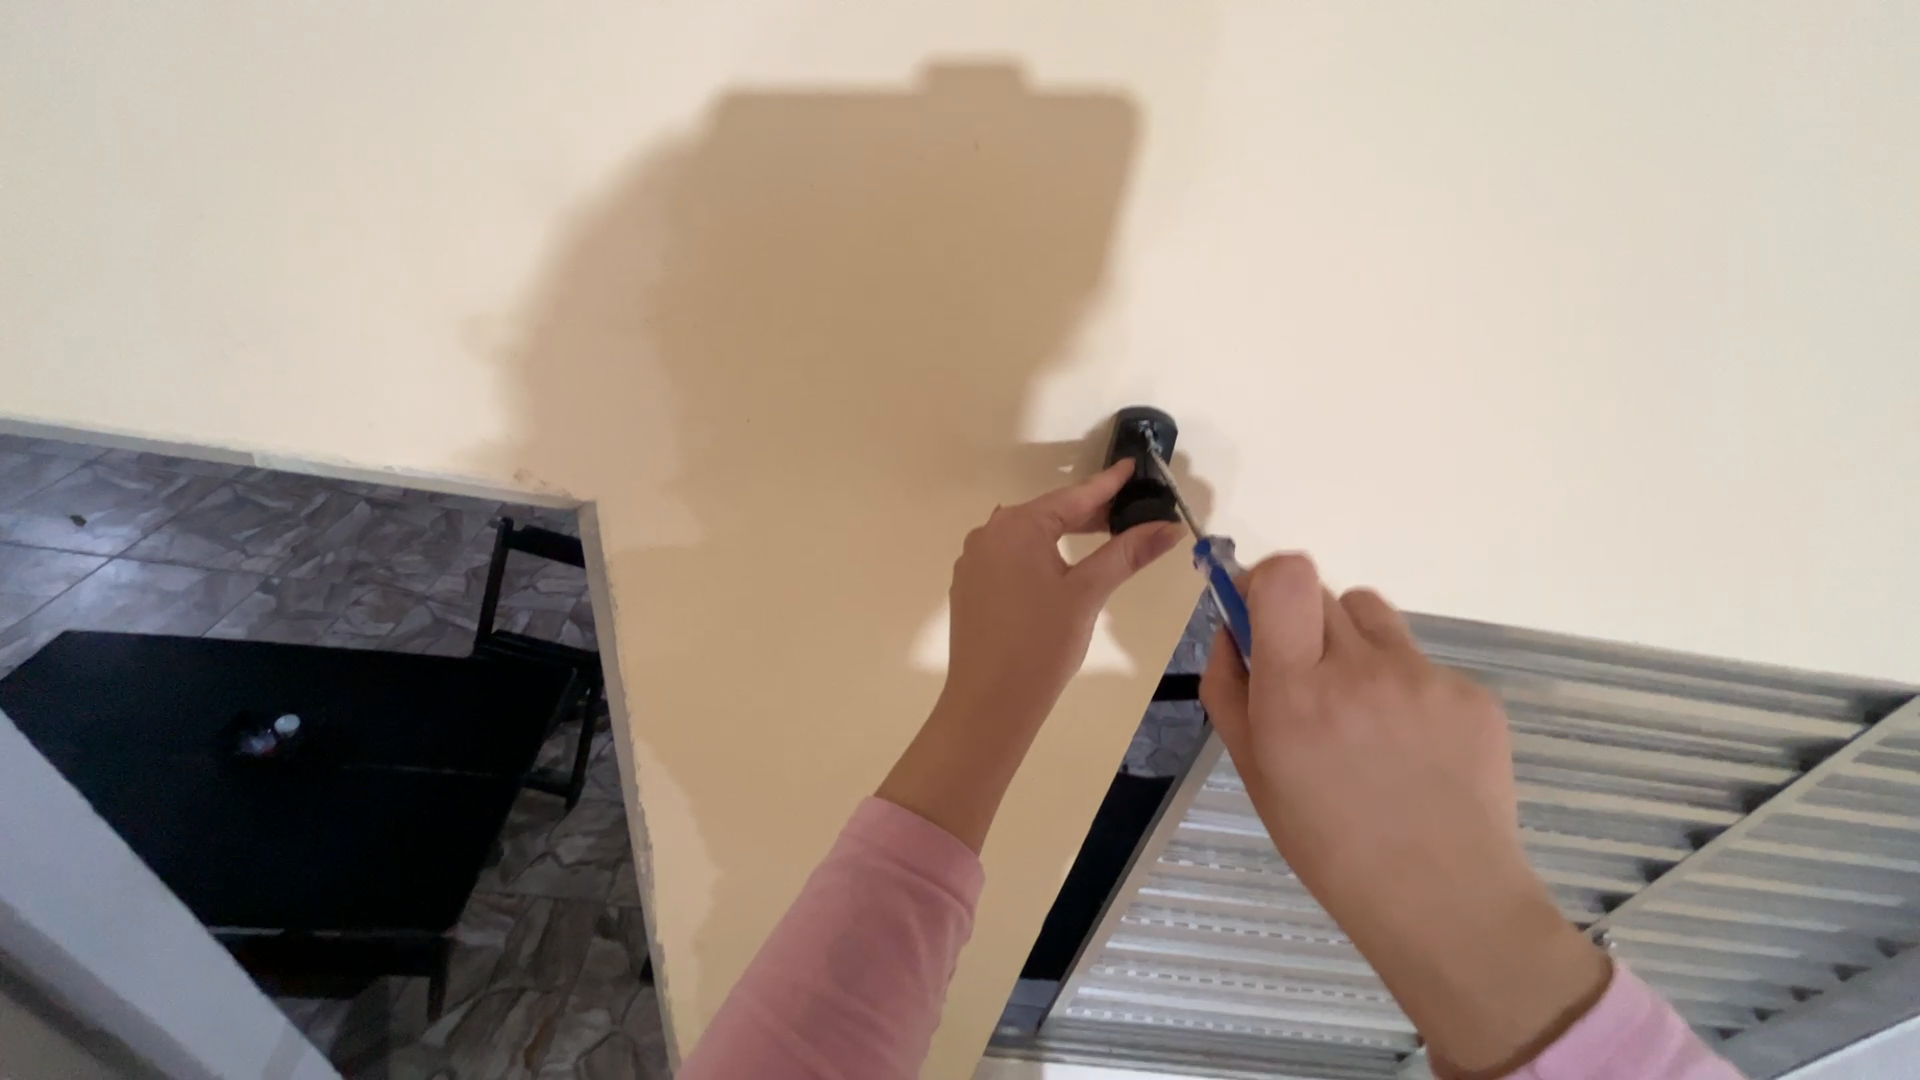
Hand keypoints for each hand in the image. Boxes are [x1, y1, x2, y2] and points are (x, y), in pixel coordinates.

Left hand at [940, 460, 1184, 724]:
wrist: (989, 701)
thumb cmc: (1042, 643)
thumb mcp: (1088, 593)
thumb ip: (1126, 554)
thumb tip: (1170, 527)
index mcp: (1016, 526)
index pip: (1073, 497)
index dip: (1108, 484)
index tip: (1132, 467)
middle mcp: (988, 533)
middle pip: (1048, 514)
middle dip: (1088, 514)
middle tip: (1129, 512)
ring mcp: (973, 560)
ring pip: (1028, 537)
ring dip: (1063, 535)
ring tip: (1102, 539)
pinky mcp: (969, 586)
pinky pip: (1010, 558)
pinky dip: (1039, 555)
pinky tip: (1060, 570)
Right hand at [1200, 554, 1608, 1078]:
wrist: (1441, 899)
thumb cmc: (1323, 838)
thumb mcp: (1251, 766)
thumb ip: (1227, 686)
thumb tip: (1229, 629)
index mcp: (1296, 690)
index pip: (1287, 577)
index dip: (1267, 577)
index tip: (1257, 604)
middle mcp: (1360, 669)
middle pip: (1322, 592)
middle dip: (1301, 621)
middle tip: (1305, 674)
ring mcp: (1424, 678)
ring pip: (1372, 617)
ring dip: (1352, 642)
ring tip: (1361, 706)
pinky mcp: (1473, 694)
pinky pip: (1420, 662)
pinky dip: (1403, 686)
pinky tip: (1411, 744)